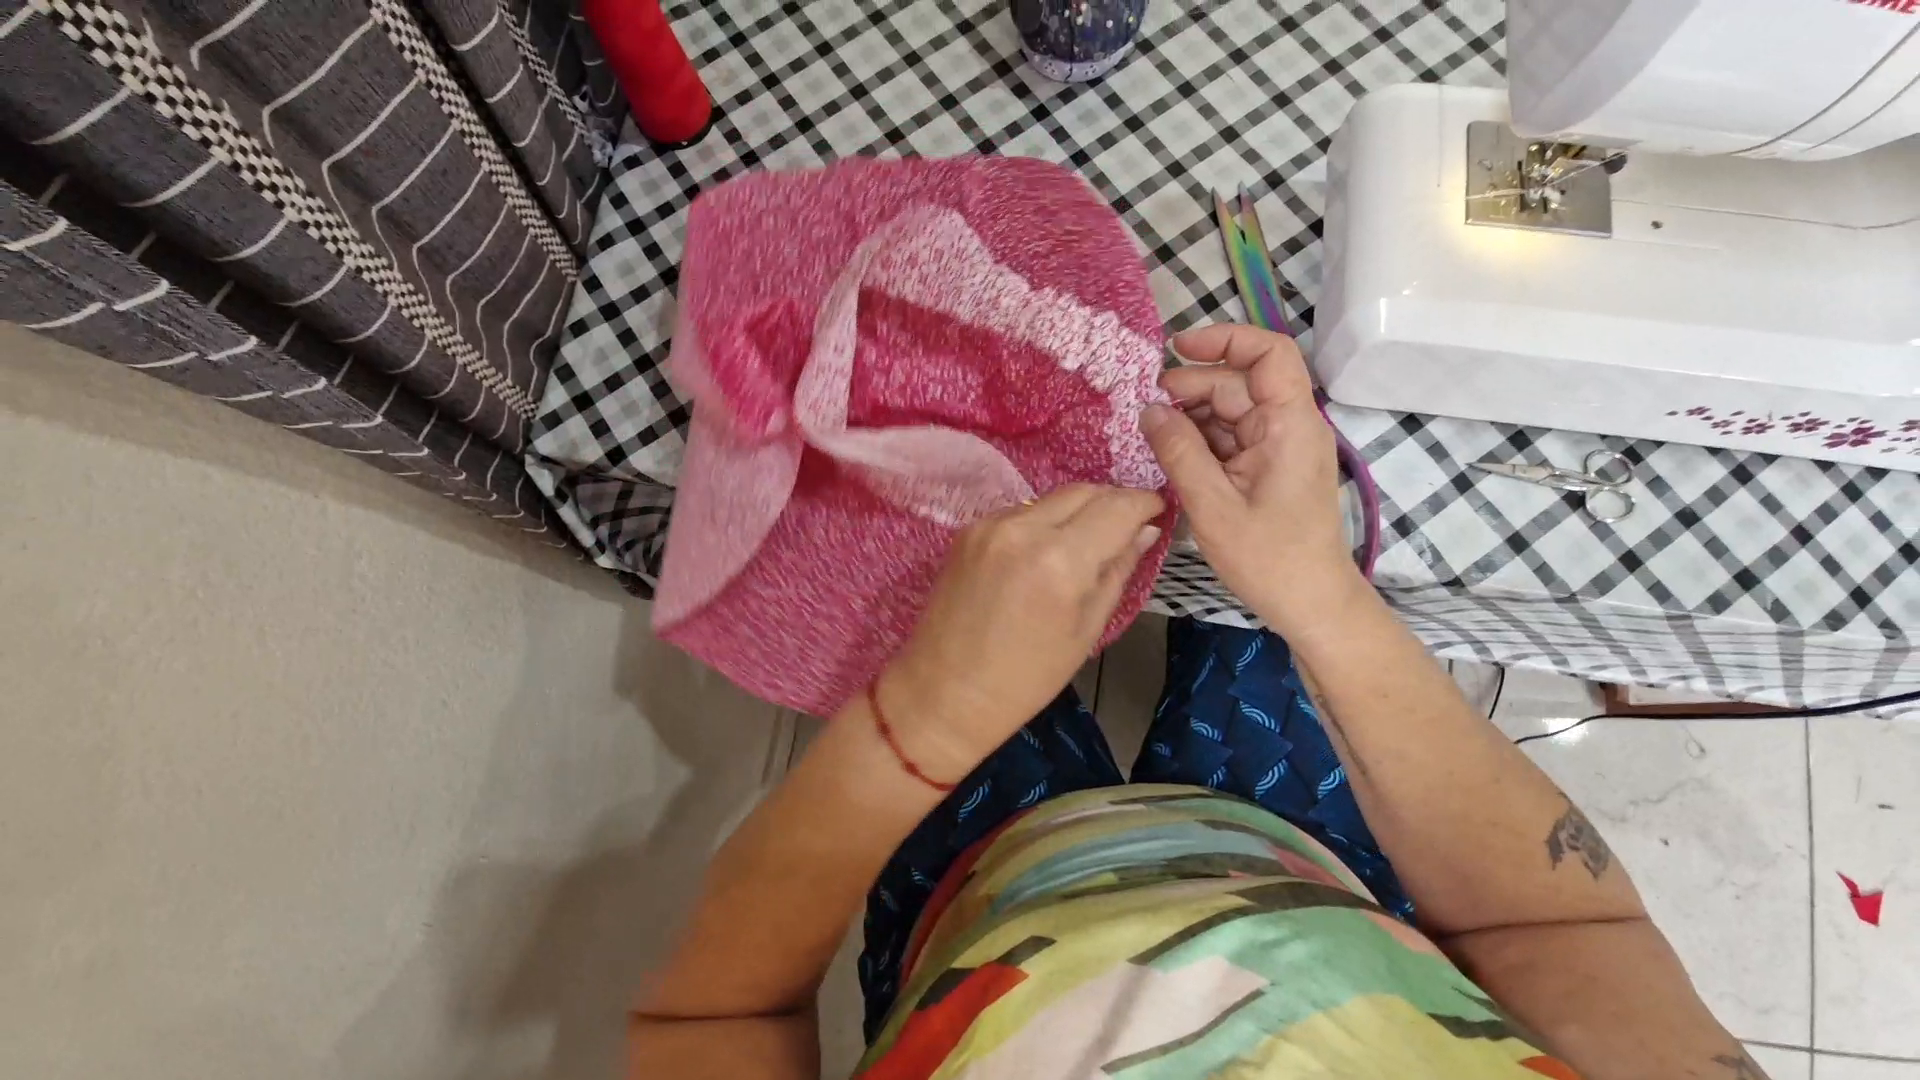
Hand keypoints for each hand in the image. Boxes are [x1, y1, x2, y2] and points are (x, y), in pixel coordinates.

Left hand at [880, 484, 1165, 782]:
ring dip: (1079, 509)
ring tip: (1093, 538)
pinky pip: (1021, 511)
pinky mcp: (969, 530)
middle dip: (1114, 501)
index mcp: (1061, 561)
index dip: (1145, 502)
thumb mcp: (1086, 631)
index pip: (1117, 507)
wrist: (945, 691)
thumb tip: (1145, 531)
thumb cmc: (1025, 678)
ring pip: (1051, 498)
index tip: (1160, 508)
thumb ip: (1118, 571)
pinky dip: (1044, 521)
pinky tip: (1048, 549)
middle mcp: (1024, 529)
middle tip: (1132, 523)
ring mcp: (991, 524)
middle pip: (1084, 490)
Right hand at [1140, 323, 1363, 630]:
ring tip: (1151, 433)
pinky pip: (1231, 439)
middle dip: (1191, 387)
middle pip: (1239, 383)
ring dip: (1191, 416)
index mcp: (1290, 424)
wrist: (1311, 603)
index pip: (1269, 353)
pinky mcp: (1268, 468)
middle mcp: (1289, 426)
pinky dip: (1200, 441)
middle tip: (1145, 407)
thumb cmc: (1268, 557)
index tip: (1177, 348)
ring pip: (1230, 412)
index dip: (1225, 339)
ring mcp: (1279, 447)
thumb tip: (1148, 409)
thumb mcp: (1213, 505)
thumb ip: (1179, 452)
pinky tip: (1169, 452)